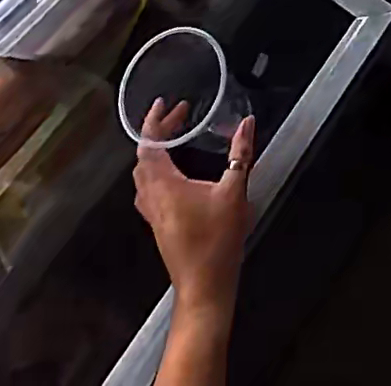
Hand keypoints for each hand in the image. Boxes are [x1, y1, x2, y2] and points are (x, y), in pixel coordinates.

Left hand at [133, 99, 254, 311]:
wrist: (204, 288)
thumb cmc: (217, 240)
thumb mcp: (235, 192)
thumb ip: (241, 154)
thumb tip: (247, 122)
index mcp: (165, 185)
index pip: (150, 144)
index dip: (154, 121)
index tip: (164, 103)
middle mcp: (152, 197)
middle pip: (144, 157)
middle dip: (158, 132)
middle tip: (179, 117)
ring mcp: (152, 213)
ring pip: (143, 174)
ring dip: (155, 152)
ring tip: (176, 138)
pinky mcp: (158, 225)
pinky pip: (148, 188)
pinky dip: (156, 170)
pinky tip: (175, 172)